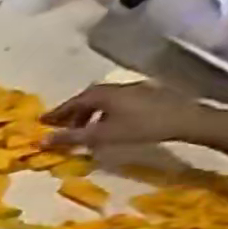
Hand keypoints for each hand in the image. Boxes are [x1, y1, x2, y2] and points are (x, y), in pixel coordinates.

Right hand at [42, 83, 224, 149]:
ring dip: (89, 113)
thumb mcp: (101, 135)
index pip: (73, 102)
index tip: (43, 122)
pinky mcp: (147, 95)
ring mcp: (134, 90)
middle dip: (72, 112)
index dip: (56, 113)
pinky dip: (104, 112)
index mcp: (102, 94)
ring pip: (103, 100)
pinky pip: (116, 102)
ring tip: (84, 128)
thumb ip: (70, 138)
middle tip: (62, 126)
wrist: (186, 120)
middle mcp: (116, 88)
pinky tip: (107, 124)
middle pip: (88, 98)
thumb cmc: (140, 127)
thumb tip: (41, 140)